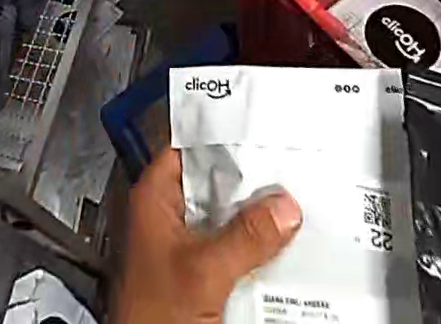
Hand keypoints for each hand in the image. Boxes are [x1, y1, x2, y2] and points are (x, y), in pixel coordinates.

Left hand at [114, 149, 301, 323]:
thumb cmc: (151, 317)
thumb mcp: (203, 272)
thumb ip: (245, 238)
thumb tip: (285, 207)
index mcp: (155, 198)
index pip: (190, 149)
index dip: (224, 140)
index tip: (259, 135)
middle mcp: (167, 215)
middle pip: (213, 183)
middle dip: (248, 183)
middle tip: (286, 172)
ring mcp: (183, 245)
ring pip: (225, 217)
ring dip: (254, 217)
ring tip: (290, 206)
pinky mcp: (197, 273)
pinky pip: (230, 247)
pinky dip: (252, 246)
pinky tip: (278, 246)